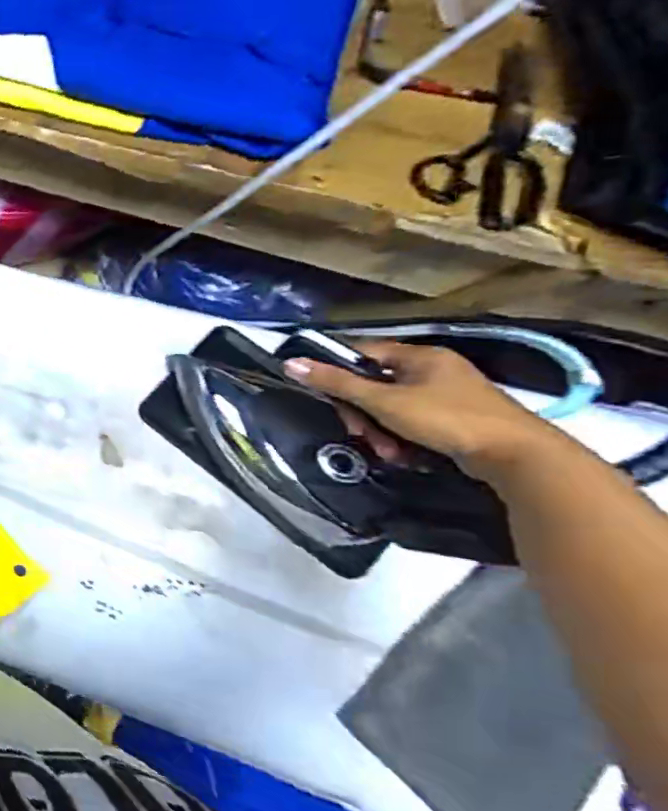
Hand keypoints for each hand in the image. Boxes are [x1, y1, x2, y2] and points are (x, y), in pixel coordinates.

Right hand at [284, 340, 564, 476]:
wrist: (520, 457)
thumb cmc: (448, 419)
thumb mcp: (383, 401)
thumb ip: (335, 382)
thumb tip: (290, 363)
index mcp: (420, 357)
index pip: (361, 353)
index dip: (337, 371)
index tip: (327, 395)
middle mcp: (434, 370)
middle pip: (373, 385)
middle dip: (361, 413)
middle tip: (360, 433)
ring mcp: (447, 396)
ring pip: (390, 408)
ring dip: (380, 431)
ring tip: (388, 451)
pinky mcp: (456, 420)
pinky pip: (411, 423)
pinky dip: (402, 438)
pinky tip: (405, 455)